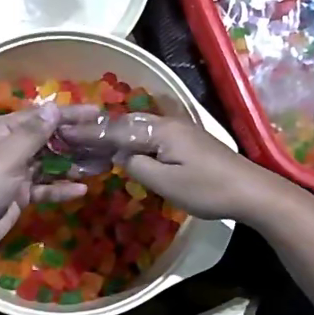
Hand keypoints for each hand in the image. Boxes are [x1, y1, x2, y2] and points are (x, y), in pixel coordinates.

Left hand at [0, 104, 94, 257]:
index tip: (96, 113)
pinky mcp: (19, 195)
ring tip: (100, 165)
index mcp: (2, 131)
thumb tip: (54, 108)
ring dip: (72, 165)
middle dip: (74, 140)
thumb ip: (33, 134)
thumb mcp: (7, 156)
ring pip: (49, 164)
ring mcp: (14, 173)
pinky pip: (44, 187)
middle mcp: (9, 148)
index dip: (68, 114)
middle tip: (103, 141)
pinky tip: (81, 190)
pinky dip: (60, 188)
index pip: (41, 117)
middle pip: (47, 139)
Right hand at [56, 112, 290, 221]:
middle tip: (69, 138)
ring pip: (137, 128)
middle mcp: (167, 124)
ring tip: (89, 144)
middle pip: (125, 123)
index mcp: (160, 131)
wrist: (250, 190)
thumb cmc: (207, 190)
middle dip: (97, 131)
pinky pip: (149, 136)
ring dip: (113, 136)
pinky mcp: (186, 142)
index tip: (63, 133)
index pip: (116, 129)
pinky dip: (131, 141)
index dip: (89, 132)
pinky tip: (123, 150)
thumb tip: (119, 154)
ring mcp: (178, 131)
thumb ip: (137, 166)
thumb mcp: (165, 183)